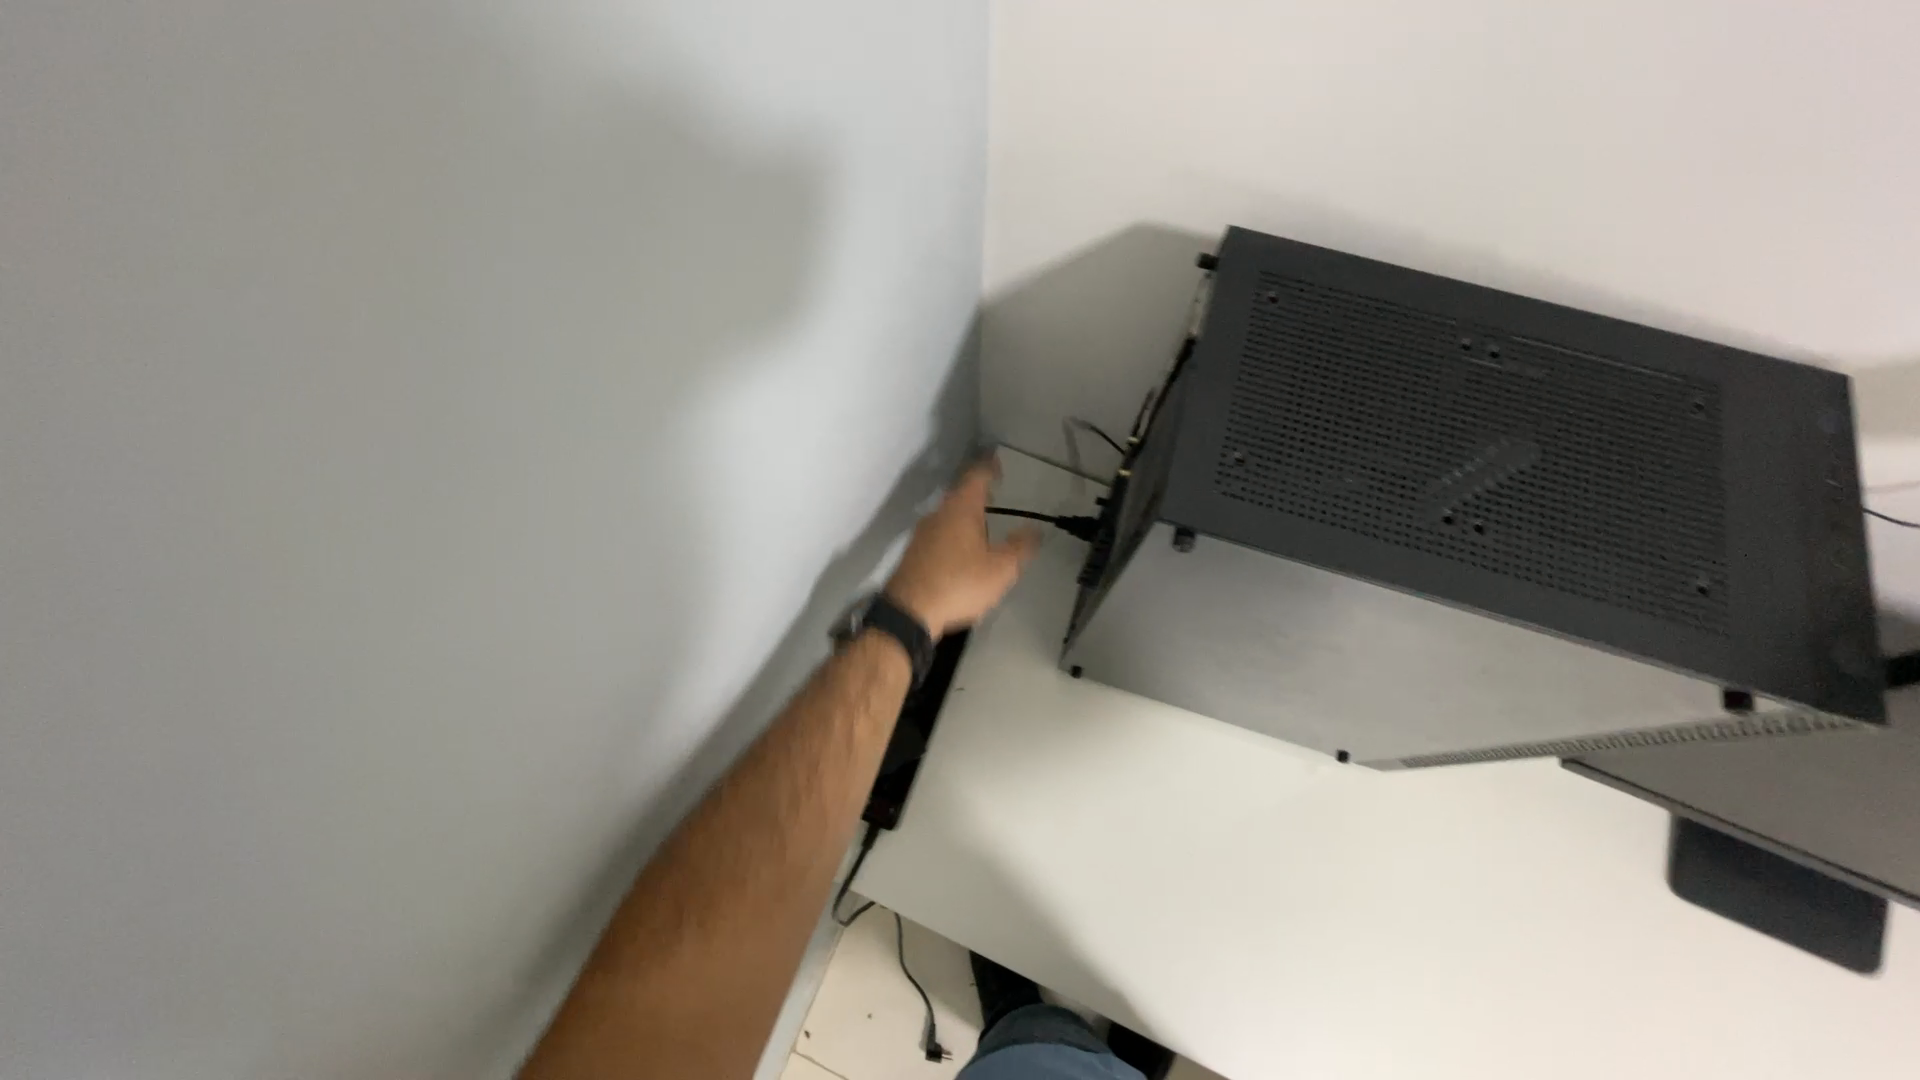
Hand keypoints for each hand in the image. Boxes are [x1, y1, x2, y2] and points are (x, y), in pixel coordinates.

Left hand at [885, 458, 1040, 638]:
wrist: (909, 611)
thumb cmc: (959, 583)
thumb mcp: (1000, 569)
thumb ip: (1020, 547)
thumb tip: (1034, 530)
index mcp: (961, 509)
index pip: (976, 476)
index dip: (989, 467)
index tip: (998, 465)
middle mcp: (939, 513)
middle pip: (959, 494)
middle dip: (977, 492)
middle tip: (994, 494)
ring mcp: (922, 533)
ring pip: (947, 514)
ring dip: (964, 515)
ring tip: (982, 524)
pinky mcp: (914, 552)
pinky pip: (939, 533)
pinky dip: (953, 533)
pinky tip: (961, 550)